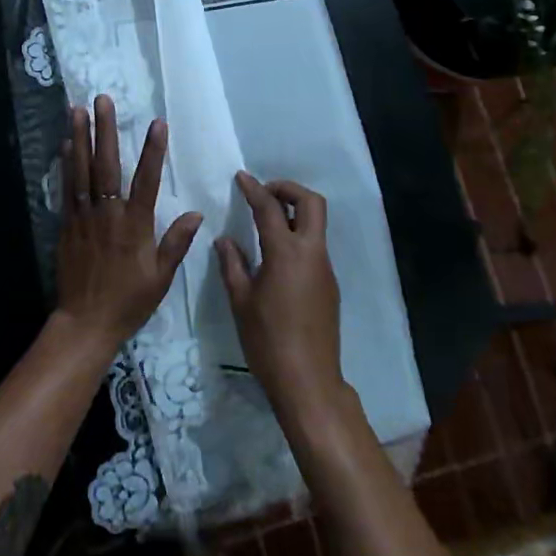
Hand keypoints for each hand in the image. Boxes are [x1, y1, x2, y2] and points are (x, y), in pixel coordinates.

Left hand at [54, 94, 201, 353]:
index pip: (146, 181)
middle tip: (102, 101)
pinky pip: (67, 189)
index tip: (157, 124)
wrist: (85, 324)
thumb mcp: (161, 277)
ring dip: (79, 139)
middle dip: (105, 131)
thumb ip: (176, 243)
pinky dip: (66, 165)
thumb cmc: (129, 301)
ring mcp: (83, 218)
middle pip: (106, 166)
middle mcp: (107, 215)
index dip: (152, 151)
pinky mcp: (66, 226)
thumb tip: (196, 213)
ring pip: (81, 172)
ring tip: (77, 110)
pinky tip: (65, 145)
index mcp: (134, 226)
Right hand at [216, 173, 342, 415]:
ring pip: (317, 223)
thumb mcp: (241, 301)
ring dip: (295, 212)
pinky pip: (316, 246)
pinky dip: (299, 236)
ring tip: (267, 221)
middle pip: (311, 202)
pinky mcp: (329, 283)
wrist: (308, 378)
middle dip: (288, 189)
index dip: (255, 189)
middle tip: (264, 194)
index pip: (270, 208)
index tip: (242, 177)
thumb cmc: (267, 340)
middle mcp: (311, 251)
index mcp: (286, 252)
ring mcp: (325, 267)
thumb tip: (225, 239)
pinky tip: (278, 255)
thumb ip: (233, 265)